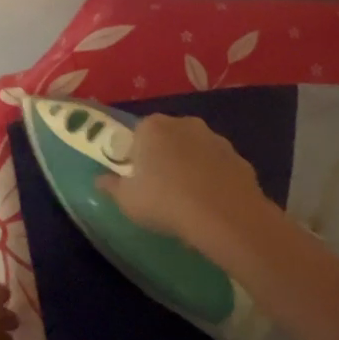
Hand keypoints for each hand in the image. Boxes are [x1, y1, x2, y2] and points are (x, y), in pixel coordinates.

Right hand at [96, 114, 269, 248]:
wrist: (224, 216)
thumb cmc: (166, 202)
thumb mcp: (128, 201)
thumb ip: (112, 187)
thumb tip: (100, 180)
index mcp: (152, 127)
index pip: (136, 135)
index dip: (135, 157)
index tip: (136, 180)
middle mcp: (184, 123)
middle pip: (166, 138)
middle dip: (163, 157)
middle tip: (160, 188)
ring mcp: (214, 138)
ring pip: (194, 150)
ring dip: (190, 166)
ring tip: (188, 199)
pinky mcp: (237, 156)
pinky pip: (217, 165)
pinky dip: (213, 178)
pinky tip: (211, 203)